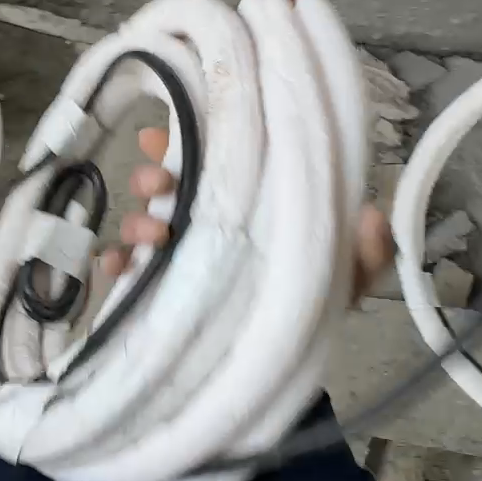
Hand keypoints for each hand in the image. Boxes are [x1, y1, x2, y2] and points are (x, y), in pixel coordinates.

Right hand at [96, 127, 395, 301]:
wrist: (288, 345)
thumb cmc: (315, 292)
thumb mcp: (351, 271)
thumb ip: (368, 249)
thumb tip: (368, 215)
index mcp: (237, 199)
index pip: (205, 159)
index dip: (182, 140)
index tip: (167, 135)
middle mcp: (197, 216)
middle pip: (160, 185)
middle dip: (151, 177)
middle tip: (162, 184)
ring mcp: (171, 249)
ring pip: (138, 221)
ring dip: (136, 222)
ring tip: (156, 235)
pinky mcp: (153, 282)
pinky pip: (123, 266)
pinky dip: (113, 261)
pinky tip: (116, 266)